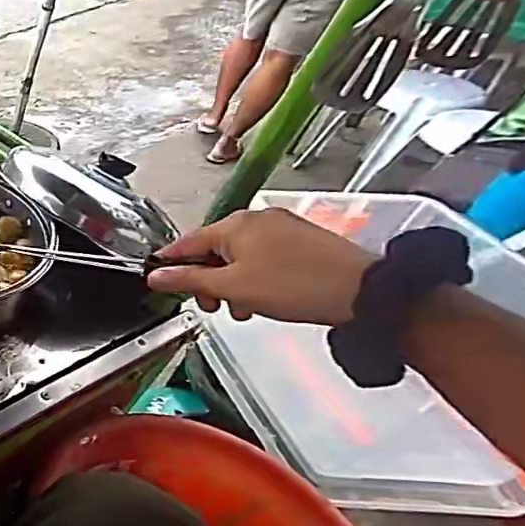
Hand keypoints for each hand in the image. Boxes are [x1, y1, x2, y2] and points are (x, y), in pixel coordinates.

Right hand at [145, 209, 375, 325]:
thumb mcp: (230, 287)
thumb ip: (187, 280)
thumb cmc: (298, 286)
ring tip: (241, 306)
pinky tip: (260, 297)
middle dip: (207, 280)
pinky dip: (253, 276)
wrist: (367, 293)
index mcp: (235, 225)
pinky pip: (261, 256)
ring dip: (230, 282)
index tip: (161, 284)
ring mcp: (282, 228)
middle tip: (212, 304)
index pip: (185, 244)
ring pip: (237, 255)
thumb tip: (156, 275)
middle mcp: (258, 219)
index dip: (170, 266)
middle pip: (212, 250)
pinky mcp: (302, 240)